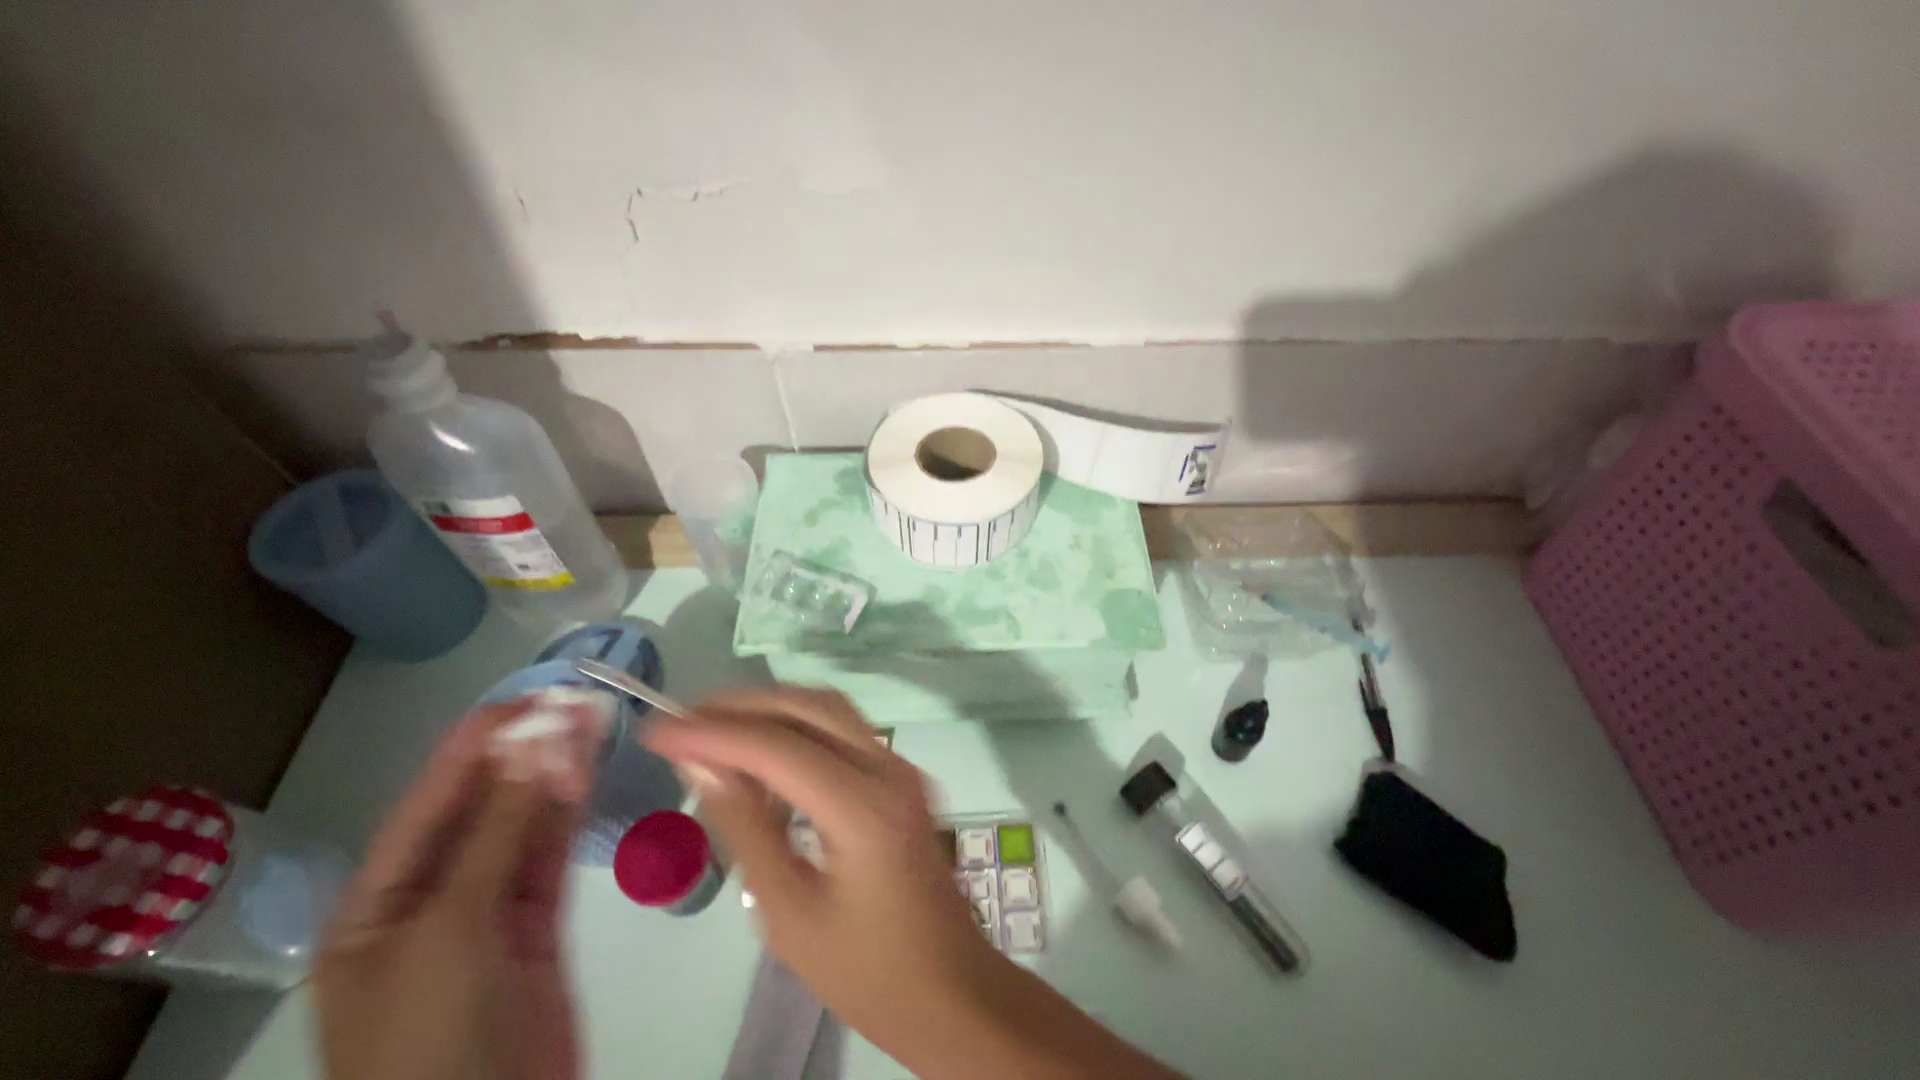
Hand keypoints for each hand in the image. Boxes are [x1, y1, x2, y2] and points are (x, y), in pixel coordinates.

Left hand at [314, 694, 607, 1079]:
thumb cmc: (431, 1035)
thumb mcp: (454, 928)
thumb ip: (499, 831)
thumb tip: (532, 742)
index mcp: (375, 905)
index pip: (429, 805)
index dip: (476, 748)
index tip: (526, 697)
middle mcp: (427, 902)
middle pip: (480, 812)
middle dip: (522, 756)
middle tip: (572, 700)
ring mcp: (486, 919)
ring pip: (521, 832)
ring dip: (553, 778)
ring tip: (590, 722)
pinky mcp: (536, 936)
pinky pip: (548, 864)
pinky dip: (566, 819)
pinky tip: (586, 775)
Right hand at [645, 689, 1186, 1079]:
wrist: (951, 991)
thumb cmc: (864, 969)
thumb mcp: (787, 911)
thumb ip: (745, 827)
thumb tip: (702, 763)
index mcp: (862, 807)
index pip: (774, 746)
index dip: (709, 732)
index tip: (656, 730)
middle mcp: (889, 770)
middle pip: (809, 706)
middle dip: (741, 705)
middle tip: (683, 723)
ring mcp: (903, 771)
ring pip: (830, 711)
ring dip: (771, 711)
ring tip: (712, 732)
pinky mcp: (904, 781)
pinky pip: (846, 733)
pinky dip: (799, 730)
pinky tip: (763, 758)